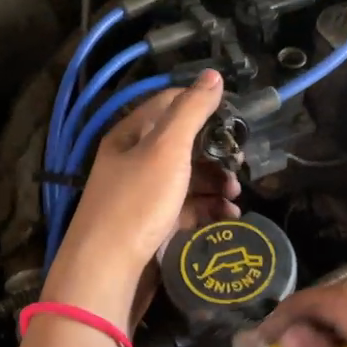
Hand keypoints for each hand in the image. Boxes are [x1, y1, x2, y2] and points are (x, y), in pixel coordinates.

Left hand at [46, 70, 237, 324]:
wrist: (106, 271)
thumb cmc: (137, 203)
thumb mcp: (167, 150)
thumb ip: (191, 112)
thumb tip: (213, 75)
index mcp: (130, 135)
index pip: (169, 104)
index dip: (202, 106)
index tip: (235, 119)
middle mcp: (133, 161)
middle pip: (182, 145)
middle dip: (215, 154)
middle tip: (241, 165)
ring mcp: (141, 195)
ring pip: (187, 180)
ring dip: (215, 184)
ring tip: (235, 198)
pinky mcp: (151, 226)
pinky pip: (185, 209)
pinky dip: (207, 210)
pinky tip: (226, 218)